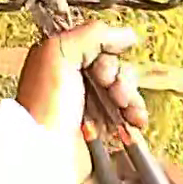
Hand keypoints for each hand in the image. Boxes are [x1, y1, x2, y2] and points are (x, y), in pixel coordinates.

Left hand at [16, 18, 146, 151]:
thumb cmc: (46, 101)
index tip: (100, 64)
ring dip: (130, 94)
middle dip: (119, 75)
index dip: (106, 51)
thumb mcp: (60, 52)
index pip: (98, 43)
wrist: (46, 150)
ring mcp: (91, 102)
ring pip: (125, 88)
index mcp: (63, 56)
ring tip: (123, 105)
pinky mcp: (104, 126)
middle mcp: (77, 76)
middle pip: (115, 65)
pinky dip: (136, 113)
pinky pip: (130, 113)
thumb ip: (92, 35)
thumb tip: (127, 34)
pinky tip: (135, 118)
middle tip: (109, 86)